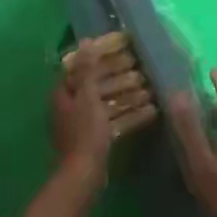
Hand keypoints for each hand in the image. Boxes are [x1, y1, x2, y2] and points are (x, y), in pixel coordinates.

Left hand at [52, 32, 158, 185]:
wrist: (84, 175)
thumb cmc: (85, 132)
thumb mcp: (87, 97)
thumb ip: (87, 70)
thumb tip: (86, 41)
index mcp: (64, 92)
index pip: (82, 65)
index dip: (100, 54)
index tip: (122, 46)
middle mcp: (72, 104)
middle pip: (97, 83)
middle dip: (118, 75)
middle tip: (141, 66)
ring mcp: (84, 122)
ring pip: (108, 102)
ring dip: (128, 94)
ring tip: (151, 87)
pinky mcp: (97, 138)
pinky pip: (114, 120)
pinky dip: (130, 115)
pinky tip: (152, 111)